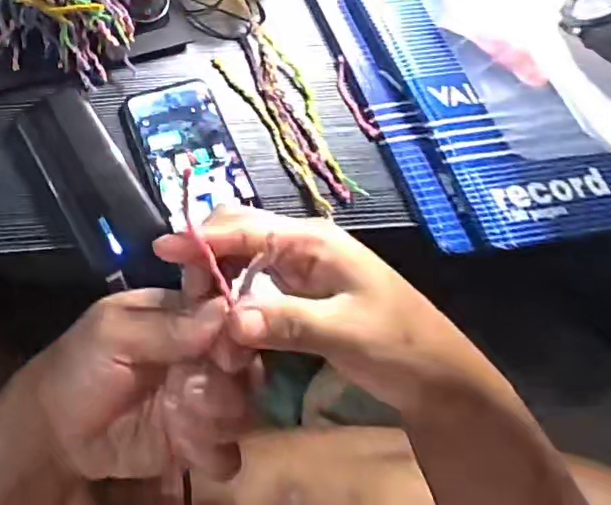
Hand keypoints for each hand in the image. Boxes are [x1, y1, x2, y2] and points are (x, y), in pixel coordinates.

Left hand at [15, 288, 256, 482]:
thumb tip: (221, 309)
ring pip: (241, 404)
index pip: (221, 307)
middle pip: (241, 358)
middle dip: (229, 373)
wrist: (58, 430)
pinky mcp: (196, 441)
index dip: (234, 321)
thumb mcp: (112, 332)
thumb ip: (166, 326)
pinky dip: (212, 450)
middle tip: (197, 385)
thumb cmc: (79, 364)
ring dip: (219, 411)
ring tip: (182, 413)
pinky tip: (185, 446)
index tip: (227, 340)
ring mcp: (198, 397)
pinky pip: (228, 450)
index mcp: (175, 313)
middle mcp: (196, 352)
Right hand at [153, 205, 505, 415]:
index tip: (164, 248)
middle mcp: (300, 244)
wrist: (447, 383)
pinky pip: (254, 282)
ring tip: (198, 306)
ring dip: (217, 277)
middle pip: (237, 233)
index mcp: (311, 240)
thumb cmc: (403, 347)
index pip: (244, 227)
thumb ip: (289, 322)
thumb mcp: (348, 334)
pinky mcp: (300, 290)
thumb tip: (231, 318)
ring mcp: (300, 266)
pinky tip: (223, 315)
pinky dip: (233, 294)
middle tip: (183, 290)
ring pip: (242, 257)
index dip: (202, 236)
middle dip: (205, 255)